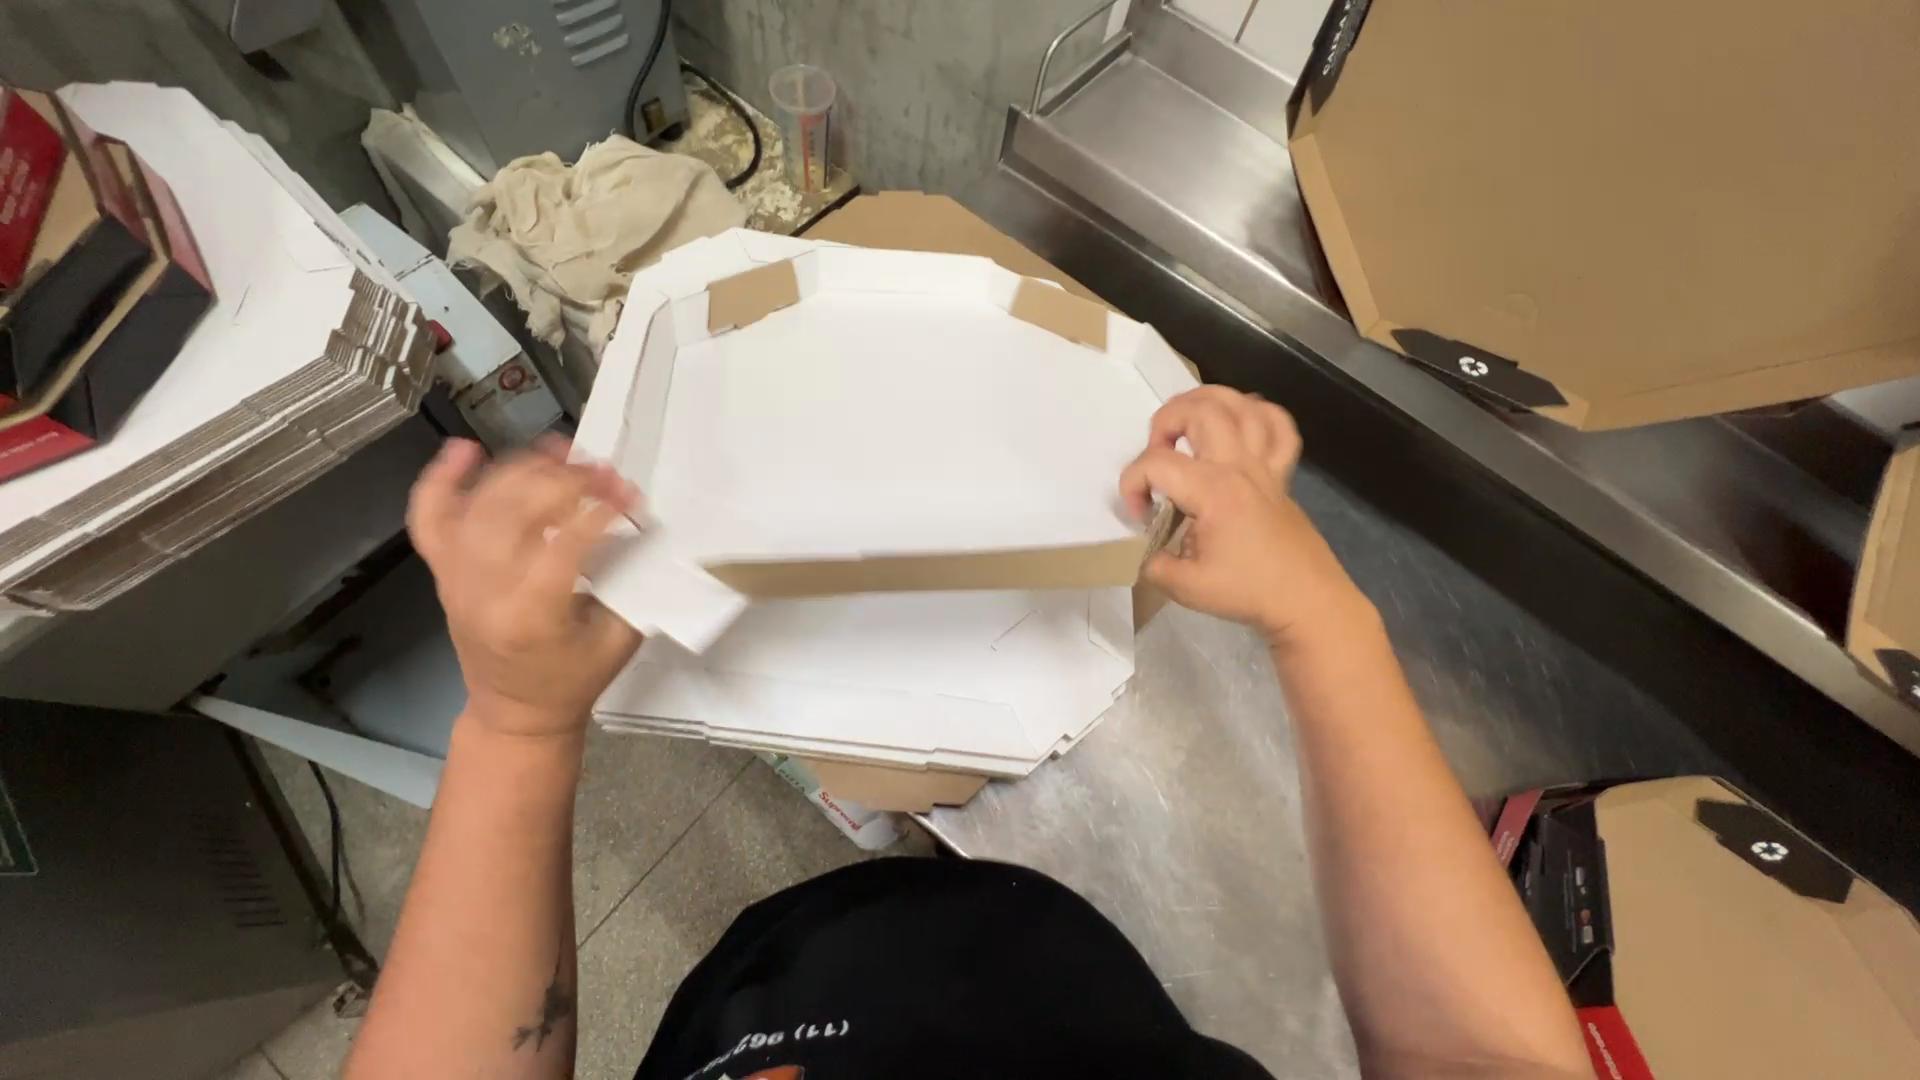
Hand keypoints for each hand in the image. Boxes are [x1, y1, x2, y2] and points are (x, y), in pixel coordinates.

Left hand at [407, 436, 642, 738]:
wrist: (516, 711)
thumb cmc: (573, 679)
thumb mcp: (620, 639)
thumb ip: (632, 585)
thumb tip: (639, 530)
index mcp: (532, 616)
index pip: (564, 544)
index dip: (600, 511)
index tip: (630, 497)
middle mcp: (484, 592)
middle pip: (516, 514)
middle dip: (565, 481)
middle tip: (602, 471)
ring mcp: (457, 579)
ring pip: (479, 506)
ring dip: (521, 470)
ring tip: (561, 453)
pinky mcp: (444, 572)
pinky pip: (430, 518)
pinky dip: (442, 480)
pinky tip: (466, 450)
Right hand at [1121, 387, 1370, 649]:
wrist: (1308, 601)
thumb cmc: (1248, 592)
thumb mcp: (1184, 587)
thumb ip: (1153, 563)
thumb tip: (1145, 551)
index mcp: (1213, 492)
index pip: (1156, 463)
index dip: (1132, 485)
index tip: (1140, 518)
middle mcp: (1239, 467)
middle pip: (1199, 410)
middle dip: (1164, 421)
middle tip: (1157, 453)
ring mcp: (1265, 467)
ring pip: (1240, 405)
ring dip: (1206, 403)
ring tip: (1186, 425)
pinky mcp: (1282, 475)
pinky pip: (1278, 427)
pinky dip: (1257, 414)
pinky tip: (1238, 425)